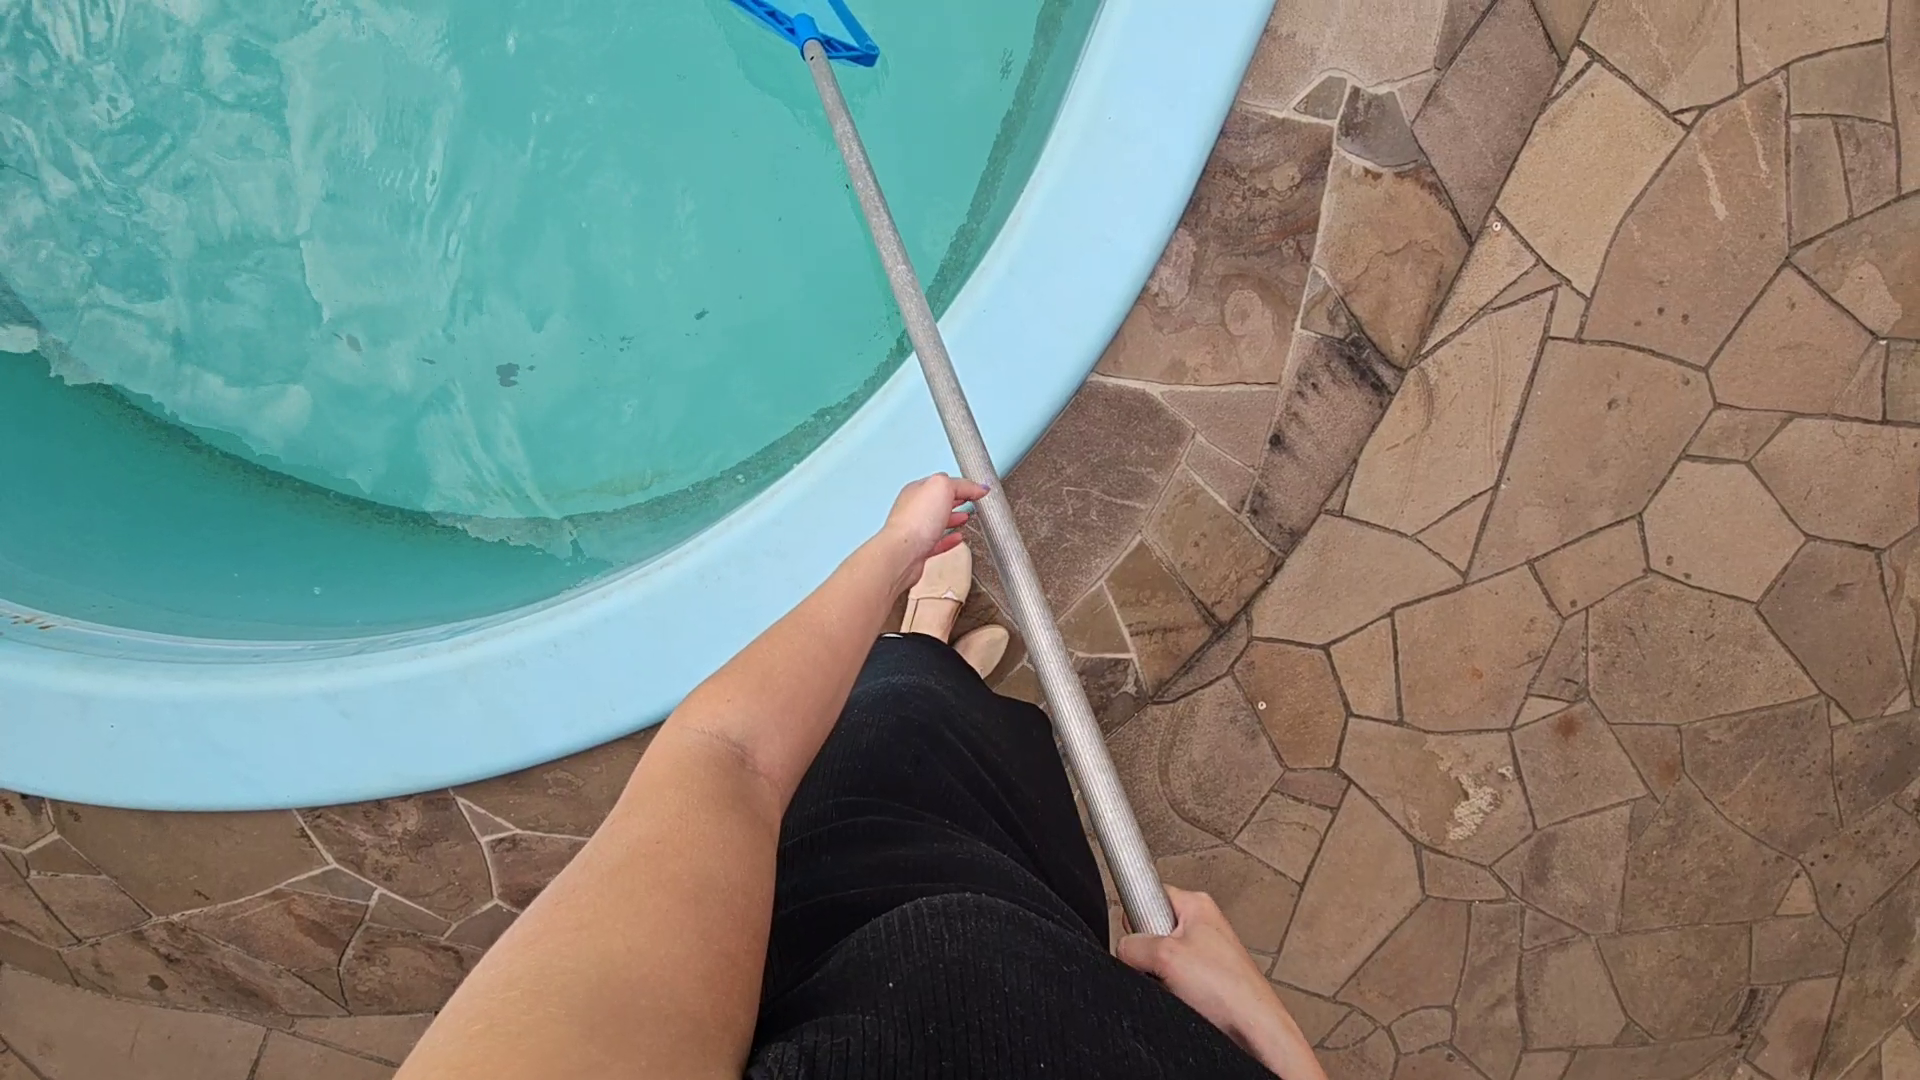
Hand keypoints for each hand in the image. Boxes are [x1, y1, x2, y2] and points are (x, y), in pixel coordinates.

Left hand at [875, 473, 989, 593]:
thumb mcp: (942, 488)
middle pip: (938, 502)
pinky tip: (958, 538)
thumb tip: (977, 487)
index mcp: (917, 491)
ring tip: (967, 517)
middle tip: (972, 501)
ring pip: (937, 522)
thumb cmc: (915, 520)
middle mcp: (914, 510)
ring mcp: (916, 530)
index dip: (960, 484)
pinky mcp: (920, 551)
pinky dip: (949, 539)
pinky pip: (938, 542)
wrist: (903, 554)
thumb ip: (961, 485)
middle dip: (956, 500)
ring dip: (953, 518)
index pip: (941, 483)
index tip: (977, 489)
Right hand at [1119, 888, 1327, 1079]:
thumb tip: (1123, 950)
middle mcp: (1203, 924)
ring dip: (1162, 976)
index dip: (1138, 916)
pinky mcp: (1209, 980)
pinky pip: (1175, 979)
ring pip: (1162, 959)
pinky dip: (1174, 991)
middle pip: (1152, 930)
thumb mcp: (1164, 956)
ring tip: (1178, 989)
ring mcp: (1207, 953)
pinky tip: (1185, 1001)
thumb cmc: (1230, 991)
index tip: (1140, 933)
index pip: (1148, 892)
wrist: (1257, 1034)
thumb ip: (1132, 945)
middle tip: (1162, 967)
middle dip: (1150, 954)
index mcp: (1196, 903)